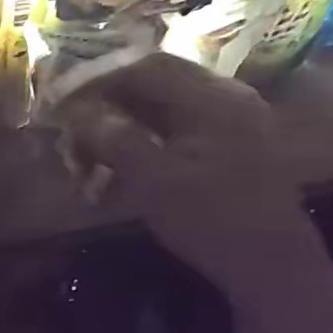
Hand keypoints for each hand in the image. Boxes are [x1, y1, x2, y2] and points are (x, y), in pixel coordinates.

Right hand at [58, 53, 331, 299]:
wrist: (271, 265)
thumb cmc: (211, 219)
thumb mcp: (154, 180)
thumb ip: (114, 139)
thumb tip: (76, 110)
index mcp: (211, 98)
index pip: (145, 67)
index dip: (98, 80)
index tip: (62, 103)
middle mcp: (224, 98)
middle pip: (152, 87)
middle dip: (106, 110)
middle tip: (72, 139)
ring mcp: (229, 123)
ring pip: (160, 112)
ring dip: (120, 132)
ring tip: (89, 165)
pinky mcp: (227, 148)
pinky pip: (174, 134)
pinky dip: (141, 147)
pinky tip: (118, 176)